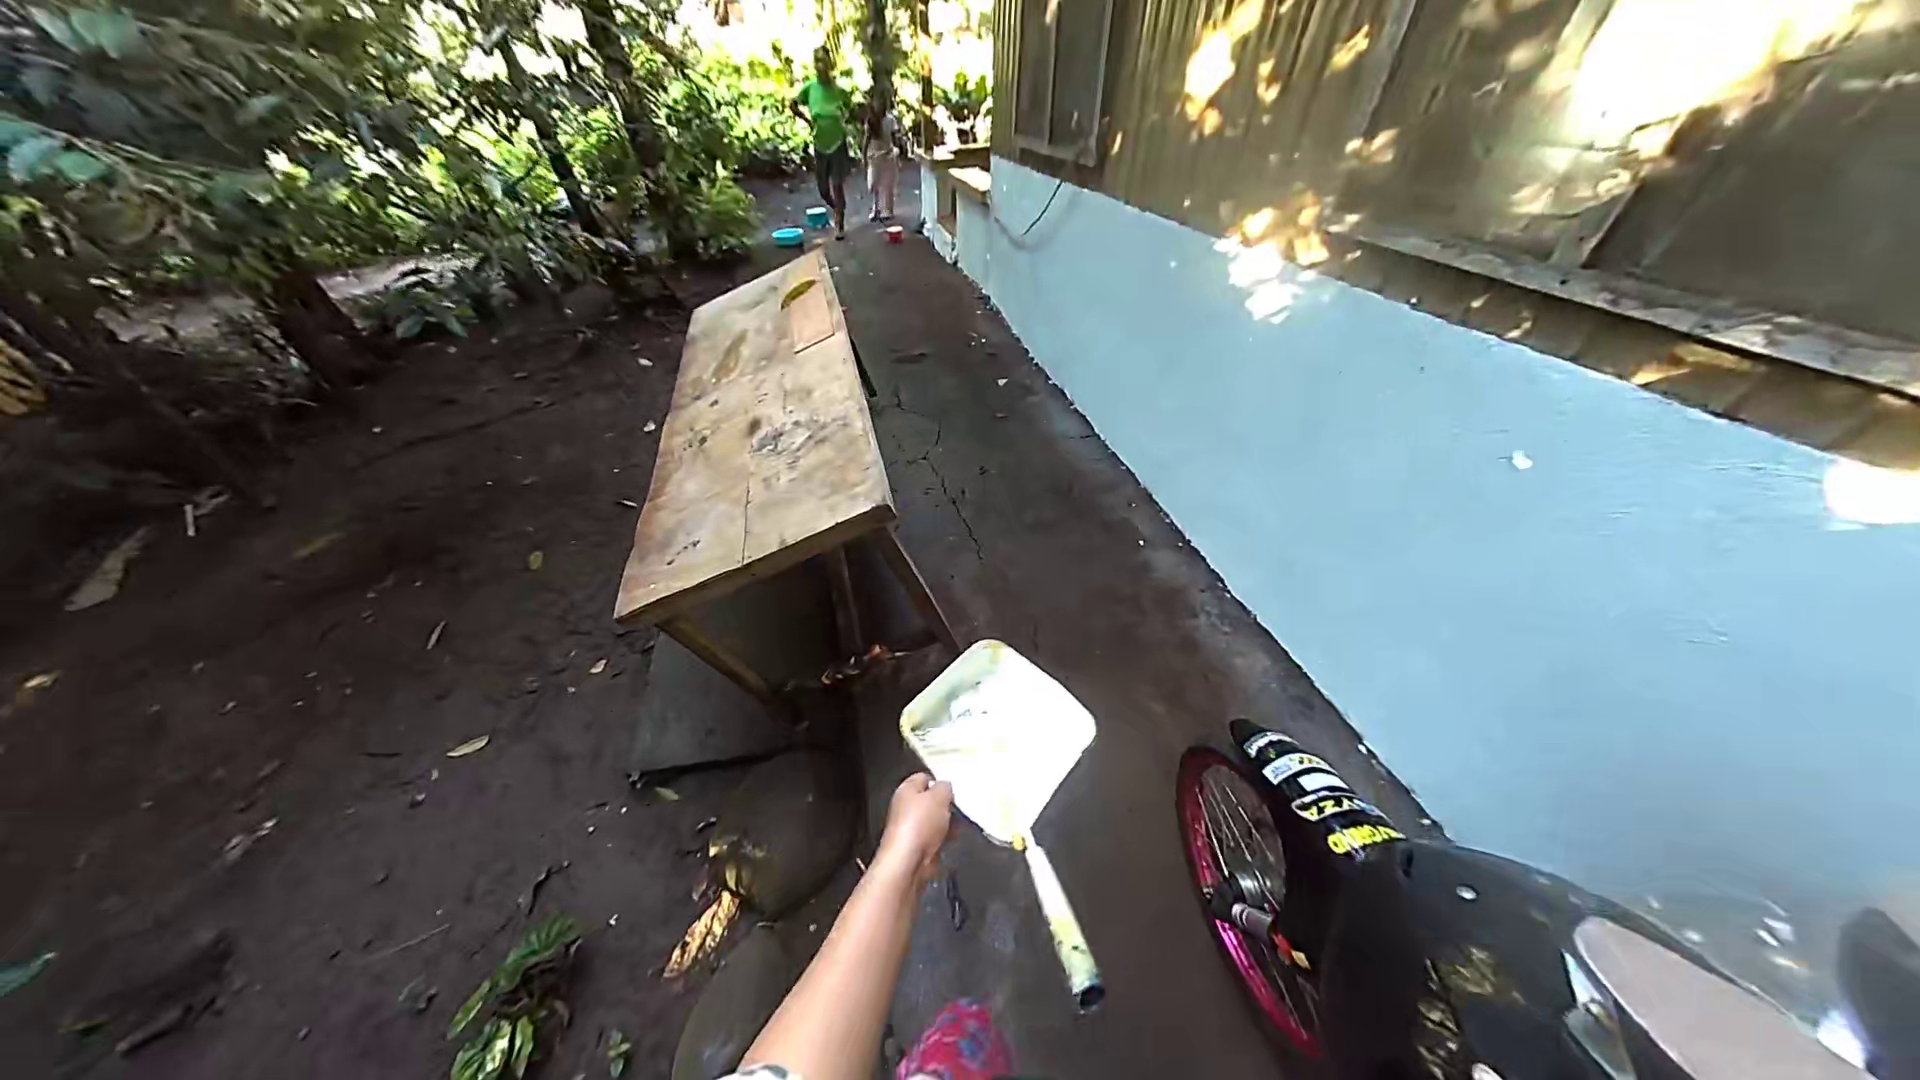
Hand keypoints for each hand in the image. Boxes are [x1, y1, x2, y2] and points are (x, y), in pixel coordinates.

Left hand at [876, 772, 950, 888]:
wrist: (907, 863)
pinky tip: (955, 840)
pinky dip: (945, 840)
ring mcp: (910, 829)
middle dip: (946, 805)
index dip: (939, 782)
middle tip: (960, 808)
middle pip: (930, 801)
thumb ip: (945, 787)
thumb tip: (945, 788)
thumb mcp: (939, 796)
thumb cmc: (921, 823)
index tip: (953, 789)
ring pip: (934, 821)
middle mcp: (905, 807)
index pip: (923, 778)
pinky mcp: (917, 849)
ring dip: (948, 823)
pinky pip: (935, 839)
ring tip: (962, 825)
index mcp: (906, 790)